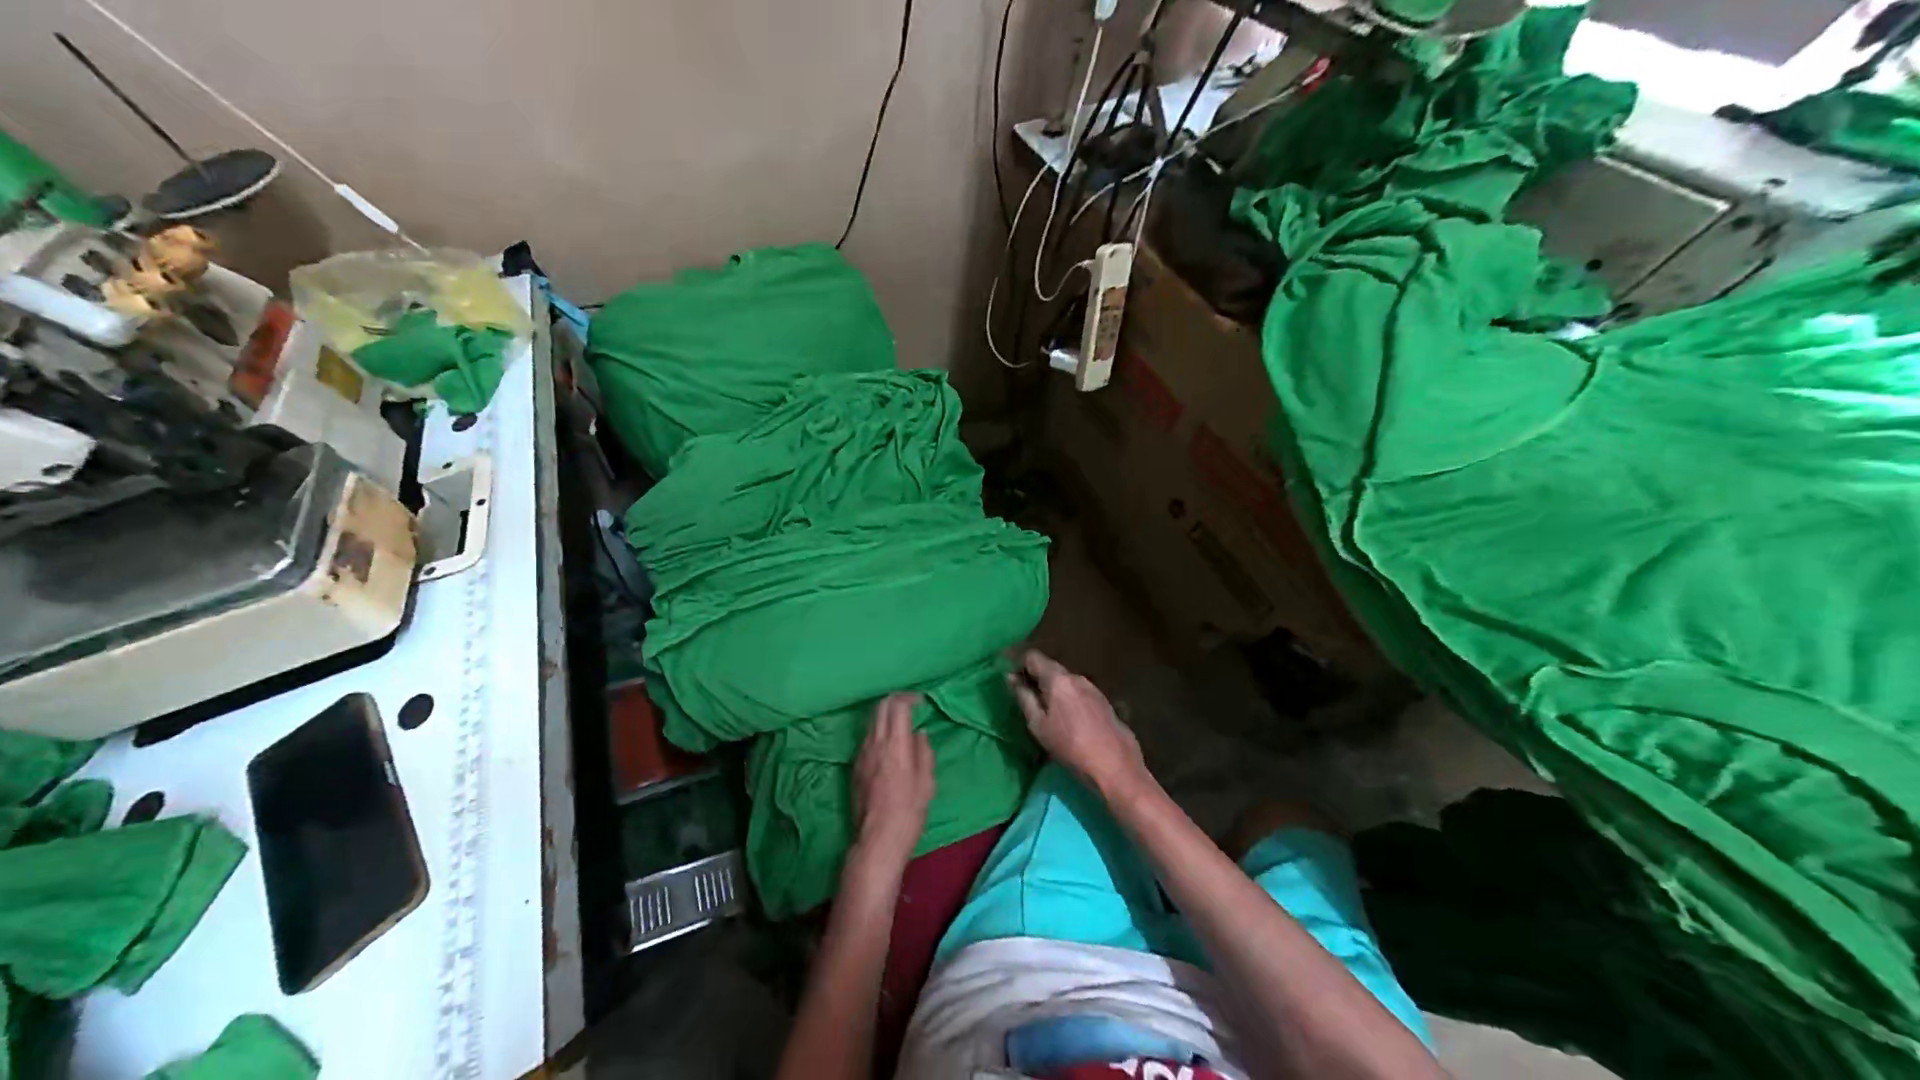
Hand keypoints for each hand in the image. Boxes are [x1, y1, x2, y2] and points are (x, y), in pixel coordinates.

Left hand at [851, 693, 934, 866]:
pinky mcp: (854, 766)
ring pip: (871, 722)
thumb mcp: (927, 782)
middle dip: (895, 700)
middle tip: (910, 704)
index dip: (909, 697)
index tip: (920, 700)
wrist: (877, 840)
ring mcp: (861, 754)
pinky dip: (878, 732)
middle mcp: (874, 743)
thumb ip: (923, 752)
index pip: (897, 705)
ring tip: (900, 722)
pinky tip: (889, 744)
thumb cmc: (909, 812)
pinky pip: (866, 739)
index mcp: (894, 744)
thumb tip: (919, 734)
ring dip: (885, 715)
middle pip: (880, 707)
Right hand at [1010, 650, 1148, 795]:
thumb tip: (1011, 677)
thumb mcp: (1038, 725)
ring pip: (1065, 681)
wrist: (1115, 767)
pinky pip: (1078, 692)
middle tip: (1025, 698)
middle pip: (1050, 668)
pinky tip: (1067, 718)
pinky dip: (1067, 698)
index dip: (1018, 664)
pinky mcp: (1104, 702)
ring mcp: (1094, 688)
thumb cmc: (1070, 747)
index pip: (1033, 657)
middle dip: (1035, 677)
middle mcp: (1077, 677)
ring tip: (1046, 711)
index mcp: (1058, 679)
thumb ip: (1023, 697)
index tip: (1010, 679)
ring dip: (1052, 689)